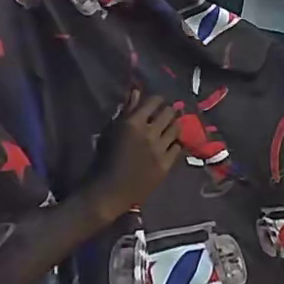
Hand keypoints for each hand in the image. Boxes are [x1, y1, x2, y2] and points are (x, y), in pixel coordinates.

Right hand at [87, 91, 180, 219]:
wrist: (110, 191)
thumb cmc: (105, 158)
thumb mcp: (112, 130)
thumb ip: (127, 111)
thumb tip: (137, 92)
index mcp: (133, 122)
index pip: (153, 101)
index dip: (157, 100)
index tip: (158, 101)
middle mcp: (149, 133)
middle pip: (169, 113)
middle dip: (169, 110)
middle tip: (169, 112)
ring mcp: (160, 149)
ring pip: (176, 129)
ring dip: (175, 124)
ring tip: (173, 125)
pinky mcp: (166, 165)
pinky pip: (177, 148)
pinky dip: (175, 143)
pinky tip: (172, 143)